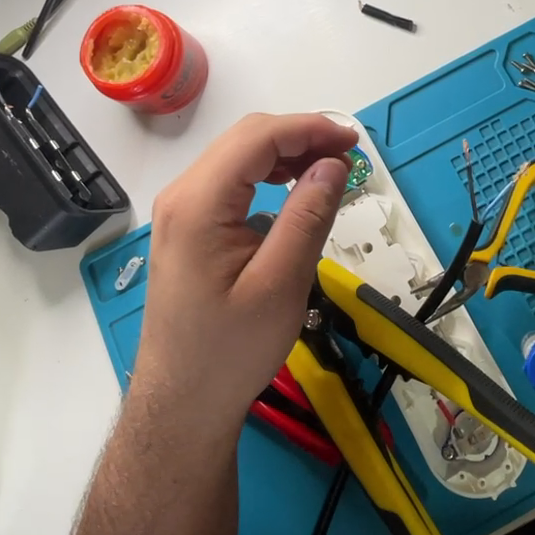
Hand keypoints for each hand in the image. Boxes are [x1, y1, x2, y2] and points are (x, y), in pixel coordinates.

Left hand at [135, 113, 357, 433]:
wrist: (181, 405)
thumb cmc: (230, 351)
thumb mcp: (280, 285)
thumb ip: (308, 217)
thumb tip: (333, 164)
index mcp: (199, 203)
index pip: (259, 138)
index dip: (310, 130)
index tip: (353, 143)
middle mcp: (183, 195)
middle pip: (246, 139)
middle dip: (300, 137)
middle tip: (347, 158)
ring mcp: (181, 211)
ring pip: (238, 157)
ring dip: (285, 154)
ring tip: (328, 171)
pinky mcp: (188, 228)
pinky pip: (231, 181)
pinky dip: (268, 175)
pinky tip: (293, 193)